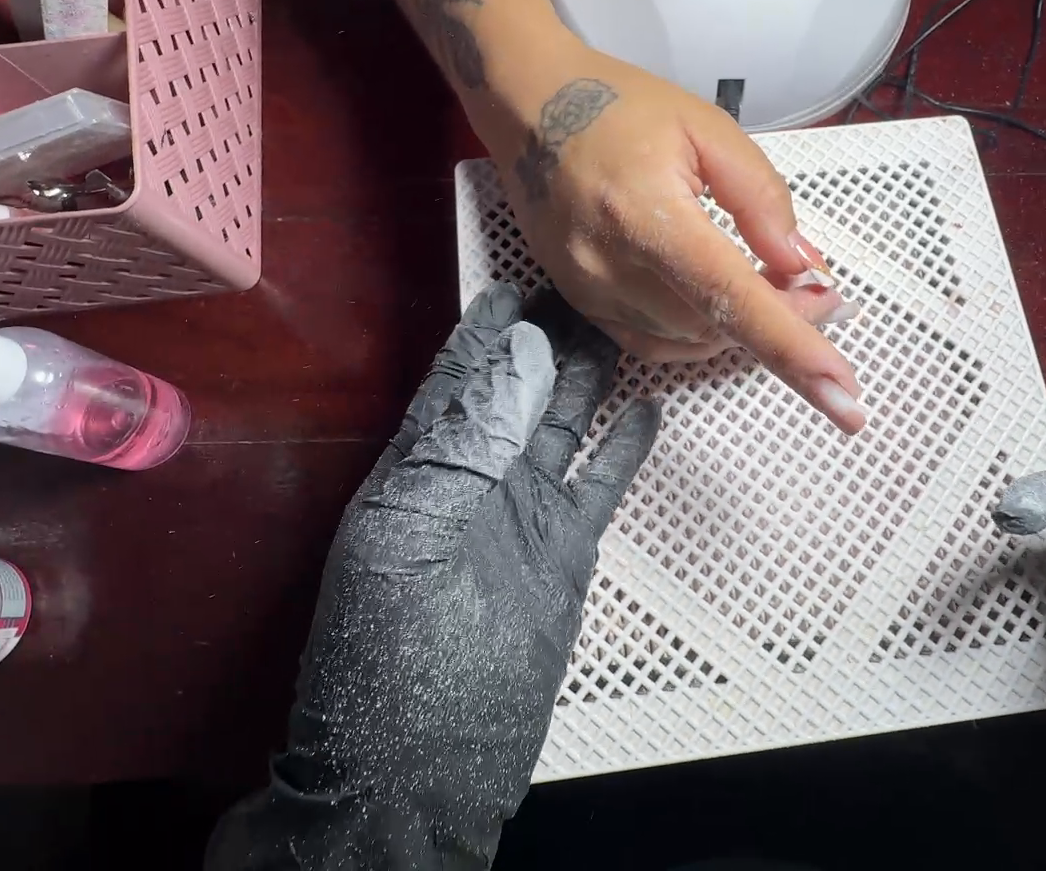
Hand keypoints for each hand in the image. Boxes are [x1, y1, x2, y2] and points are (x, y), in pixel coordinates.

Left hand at [207, 286, 660, 870]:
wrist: (425, 762)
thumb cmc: (400, 647)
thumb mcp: (416, 529)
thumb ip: (466, 440)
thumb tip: (518, 355)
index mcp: (427, 465)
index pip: (461, 377)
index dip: (490, 331)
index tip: (522, 283)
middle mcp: (478, 476)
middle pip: (521, 390)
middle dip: (550, 340)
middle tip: (593, 289)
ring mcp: (526, 512)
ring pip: (564, 426)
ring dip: (591, 379)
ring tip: (626, 330)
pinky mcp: (566, 549)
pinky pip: (598, 485)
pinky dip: (621, 450)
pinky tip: (645, 413)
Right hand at [477, 41, 866, 433]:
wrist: (529, 109)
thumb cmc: (621, 106)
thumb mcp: (706, 129)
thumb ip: (761, 197)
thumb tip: (802, 266)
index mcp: (647, 216)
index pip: (729, 297)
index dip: (791, 348)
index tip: (843, 393)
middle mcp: (612, 268)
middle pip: (717, 328)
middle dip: (782, 323)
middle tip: (818, 291)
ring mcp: (591, 294)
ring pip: (692, 341)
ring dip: (742, 327)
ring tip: (772, 287)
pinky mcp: (583, 304)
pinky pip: (657, 345)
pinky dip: (702, 334)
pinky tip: (720, 305)